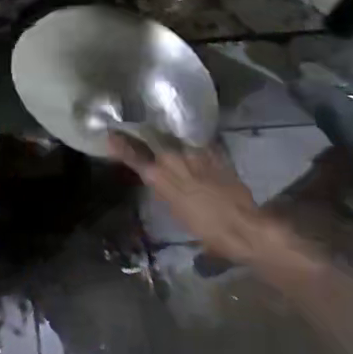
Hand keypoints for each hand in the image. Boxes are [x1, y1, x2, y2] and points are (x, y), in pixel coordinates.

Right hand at [107, 136, 270, 261]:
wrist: (242, 226)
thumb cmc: (206, 229)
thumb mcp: (176, 210)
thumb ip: (164, 188)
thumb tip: (157, 175)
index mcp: (159, 177)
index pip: (134, 155)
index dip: (120, 145)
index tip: (110, 135)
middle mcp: (173, 159)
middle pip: (153, 138)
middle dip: (143, 131)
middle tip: (136, 124)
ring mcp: (195, 153)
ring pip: (175, 137)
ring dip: (168, 133)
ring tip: (162, 127)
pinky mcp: (215, 151)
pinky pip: (197, 140)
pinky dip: (192, 141)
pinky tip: (192, 141)